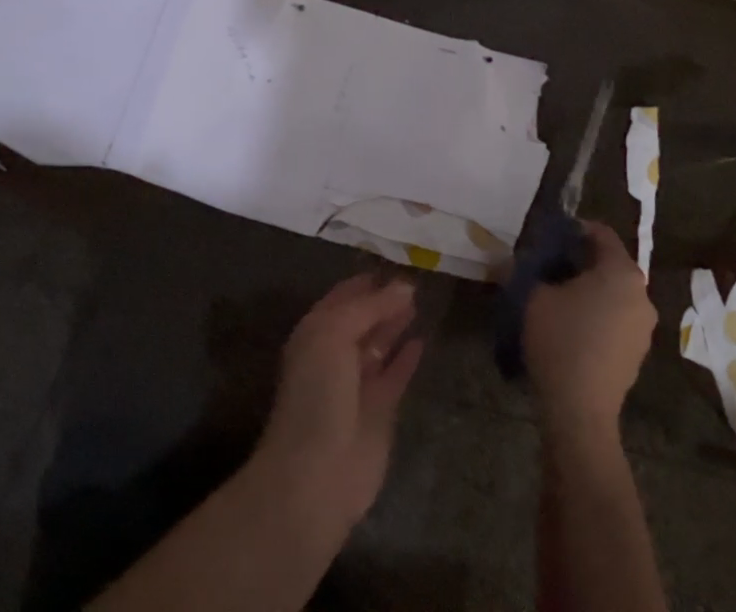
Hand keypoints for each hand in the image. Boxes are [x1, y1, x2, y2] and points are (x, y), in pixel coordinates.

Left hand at [253, 274, 424, 528]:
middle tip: (414, 281)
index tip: (391, 264)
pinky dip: (406, 358)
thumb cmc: (318, 394)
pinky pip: (395, 374)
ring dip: (395, 325)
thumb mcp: (333, 335)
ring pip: (378, 345)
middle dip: (382, 301)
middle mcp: (333, 356)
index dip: (363, 283)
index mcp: (314, 335)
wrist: (318, 470)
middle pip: (361, 320)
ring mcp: (356, 384)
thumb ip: (368, 308)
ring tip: (419, 303)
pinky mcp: (380, 409)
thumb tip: (404, 287)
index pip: (340, 299)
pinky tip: (422, 340)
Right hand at [525, 221, 654, 430]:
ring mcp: (645, 325)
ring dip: (590, 291)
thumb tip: (509, 260)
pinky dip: (598, 316)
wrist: (580, 407)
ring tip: (557, 301)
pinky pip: (617, 320)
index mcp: (621, 271)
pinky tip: (572, 330)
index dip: (574, 230)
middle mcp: (642, 293)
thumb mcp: (532, 298)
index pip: (601, 234)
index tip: (550, 237)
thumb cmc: (559, 340)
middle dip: (580, 263)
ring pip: (614, 294)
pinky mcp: (639, 351)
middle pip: (610, 264)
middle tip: (548, 268)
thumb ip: (525, 272)